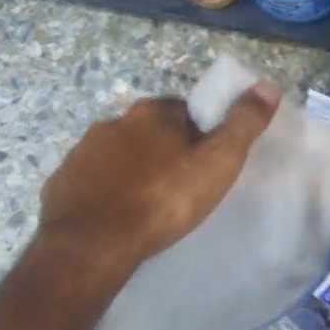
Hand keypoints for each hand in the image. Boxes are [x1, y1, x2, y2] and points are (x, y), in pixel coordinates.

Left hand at [38, 85, 280, 274]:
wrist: (93, 244)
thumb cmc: (164, 199)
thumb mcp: (219, 161)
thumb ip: (243, 124)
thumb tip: (268, 85)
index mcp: (152, 113)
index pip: (185, 111)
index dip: (201, 134)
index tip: (209, 161)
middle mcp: (112, 122)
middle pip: (151, 132)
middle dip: (167, 151)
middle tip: (185, 185)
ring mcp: (81, 153)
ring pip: (121, 157)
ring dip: (137, 172)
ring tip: (153, 205)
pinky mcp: (61, 183)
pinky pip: (94, 182)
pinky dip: (109, 192)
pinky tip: (121, 216)